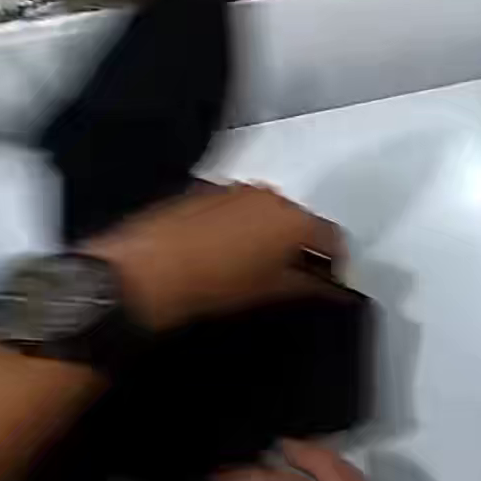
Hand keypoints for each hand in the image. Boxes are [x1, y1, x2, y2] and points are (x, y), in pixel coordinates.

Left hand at [85, 183, 342, 330]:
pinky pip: (240, 207)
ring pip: (271, 212)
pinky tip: (227, 251)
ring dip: (273, 233)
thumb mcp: (273, 290)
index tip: (332, 279)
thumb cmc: (215, 283)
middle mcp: (272, 196)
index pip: (333, 238)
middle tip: (295, 274)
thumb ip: (313, 285)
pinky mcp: (207, 192)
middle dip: (303, 245)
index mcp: (295, 219)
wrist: (143, 272)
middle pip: (303, 221)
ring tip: (257, 264)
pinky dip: (244, 225)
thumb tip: (336, 289)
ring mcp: (237, 190)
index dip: (336, 261)